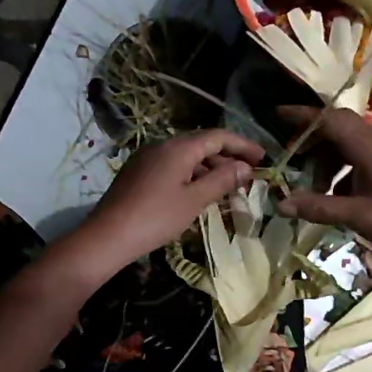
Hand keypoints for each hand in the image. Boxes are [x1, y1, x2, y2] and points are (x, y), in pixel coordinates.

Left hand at [58, 130, 265, 281]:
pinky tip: (198, 193)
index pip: (217, 136)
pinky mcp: (137, 173)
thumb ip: (221, 180)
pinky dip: (190, 174)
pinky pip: (171, 166)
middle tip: (248, 176)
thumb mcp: (194, 200)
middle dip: (227, 157)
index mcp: (177, 148)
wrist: (108, 235)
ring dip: (209, 168)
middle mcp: (161, 145)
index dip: (243, 145)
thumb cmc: (155, 218)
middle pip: (201, 144)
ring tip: (228, 188)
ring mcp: (146, 158)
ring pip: (185, 156)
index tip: (264, 158)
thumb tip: (244, 167)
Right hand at [274, 106, 371, 268]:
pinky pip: (362, 159)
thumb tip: (281, 204)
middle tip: (293, 159)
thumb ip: (318, 208)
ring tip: (318, 191)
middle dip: (313, 141)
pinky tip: (340, 198)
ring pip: (349, 145)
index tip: (277, 115)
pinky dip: (344, 171)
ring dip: (328, 161)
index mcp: (371, 149)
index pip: (331, 120)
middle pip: (339, 129)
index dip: (303, 115)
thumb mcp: (358, 217)